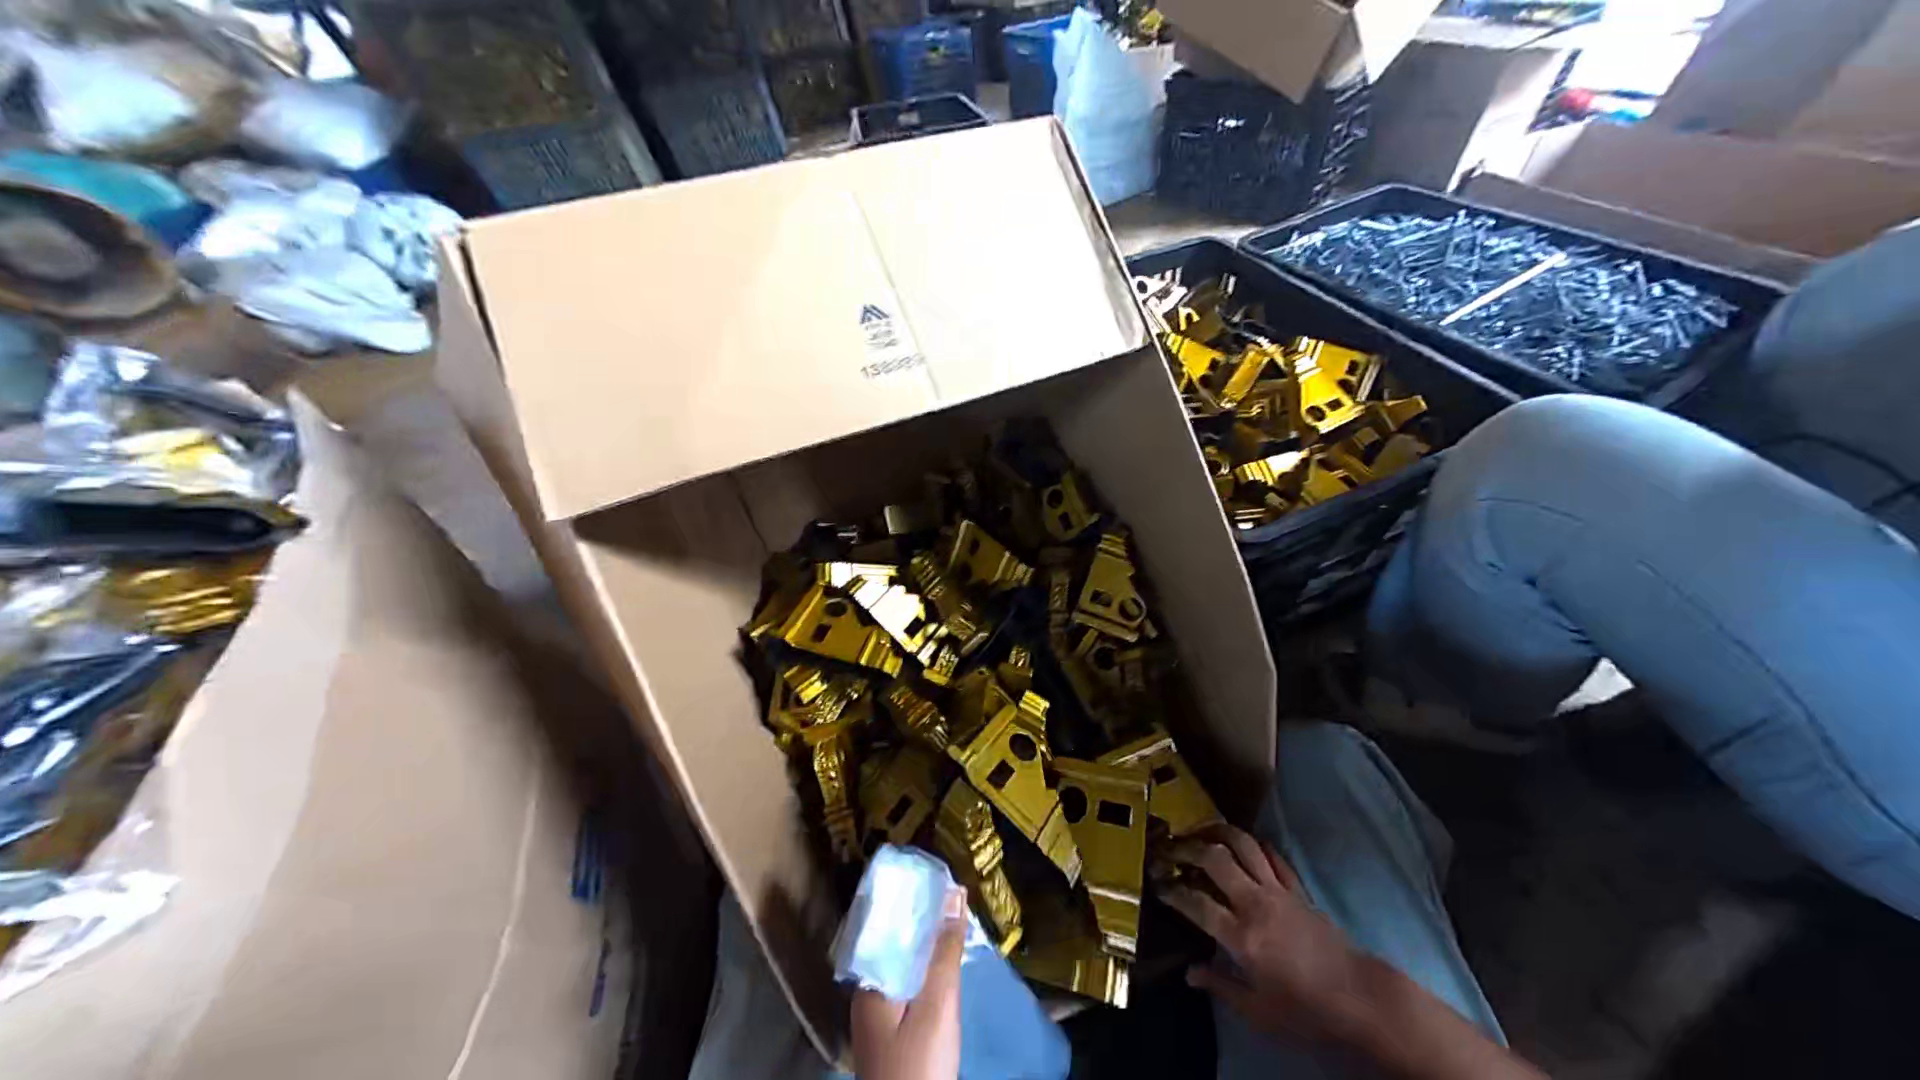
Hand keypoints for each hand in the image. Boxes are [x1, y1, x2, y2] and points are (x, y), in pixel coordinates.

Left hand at [850, 886, 967, 1079]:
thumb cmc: (920, 1064)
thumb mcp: (938, 1004)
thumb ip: (944, 951)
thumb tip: (953, 894)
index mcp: (868, 979)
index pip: (885, 922)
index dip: (910, 898)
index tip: (935, 875)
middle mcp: (865, 991)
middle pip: (891, 940)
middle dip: (919, 917)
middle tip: (951, 894)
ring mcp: (875, 1014)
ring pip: (900, 962)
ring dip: (924, 941)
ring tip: (951, 917)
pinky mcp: (889, 1032)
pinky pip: (904, 983)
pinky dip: (923, 966)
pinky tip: (942, 962)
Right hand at [1162, 825, 1369, 1045]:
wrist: (1361, 999)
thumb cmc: (1307, 1010)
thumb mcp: (1259, 1011)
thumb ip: (1221, 986)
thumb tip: (1189, 972)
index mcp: (1241, 936)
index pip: (1195, 902)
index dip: (1172, 890)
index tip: (1158, 883)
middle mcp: (1256, 904)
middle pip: (1215, 859)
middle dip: (1187, 848)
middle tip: (1170, 848)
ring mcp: (1279, 892)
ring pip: (1244, 845)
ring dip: (1219, 833)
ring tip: (1200, 831)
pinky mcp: (1298, 889)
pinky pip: (1272, 856)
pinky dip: (1254, 845)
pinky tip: (1242, 845)